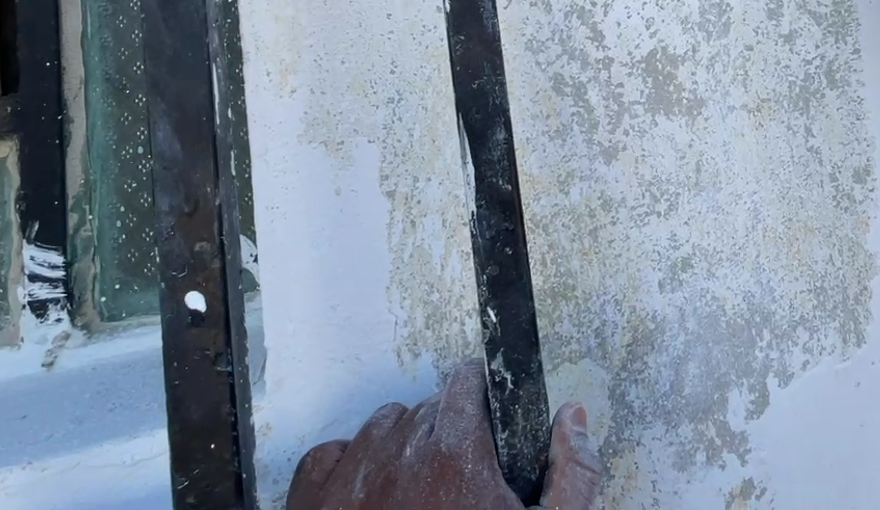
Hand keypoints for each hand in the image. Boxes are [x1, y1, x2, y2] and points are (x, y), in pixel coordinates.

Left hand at [286, 360, 603, 509]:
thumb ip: (571, 475)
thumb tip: (570, 417)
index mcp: (455, 451)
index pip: (467, 383)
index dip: (482, 398)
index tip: (486, 420)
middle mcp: (398, 452)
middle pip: (428, 408)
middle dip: (447, 430)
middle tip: (459, 477)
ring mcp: (348, 479)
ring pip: (381, 426)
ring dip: (399, 445)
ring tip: (414, 492)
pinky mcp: (308, 504)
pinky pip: (329, 457)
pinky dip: (347, 467)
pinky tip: (366, 498)